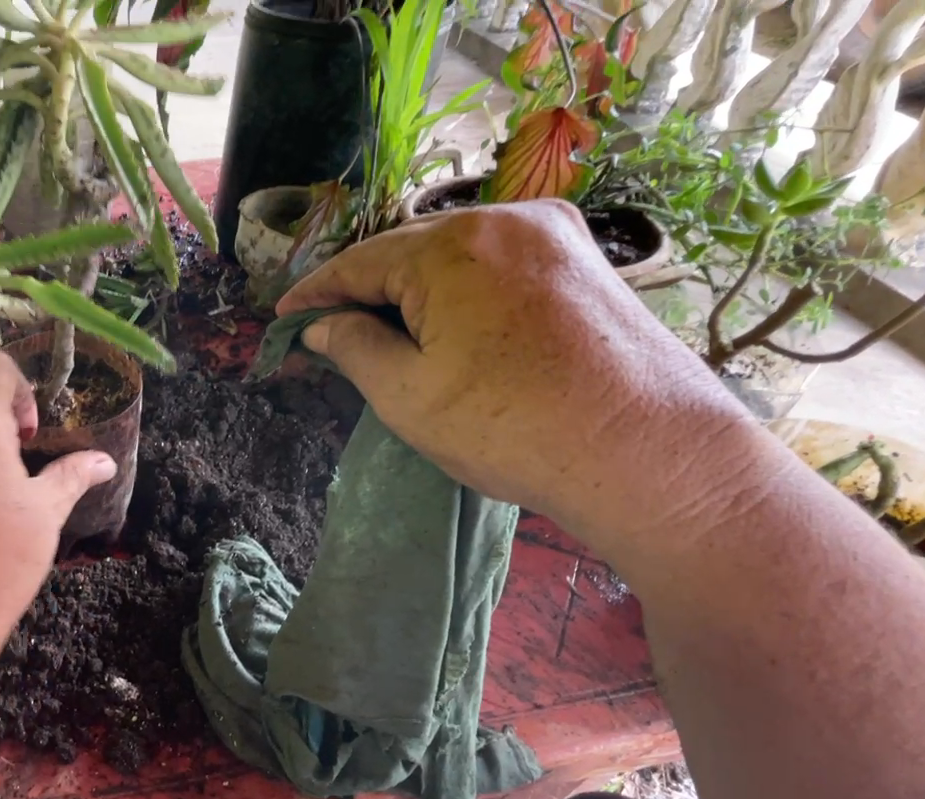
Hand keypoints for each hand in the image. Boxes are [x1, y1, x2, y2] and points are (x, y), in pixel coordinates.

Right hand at [275, 201, 768, 541]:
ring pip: (454, 254)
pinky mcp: (583, 260)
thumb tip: (321, 327)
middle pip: (407, 250)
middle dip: (361, 289)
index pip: (358, 263)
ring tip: (378, 328)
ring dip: (410, 288)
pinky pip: (496, 263)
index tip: (281, 319)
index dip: (313, 293)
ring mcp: (554, 234)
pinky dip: (457, 288)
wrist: (643, 452)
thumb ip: (352, 348)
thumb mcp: (405, 394)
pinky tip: (442, 321)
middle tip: (324, 329)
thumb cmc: (507, 425)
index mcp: (452, 247)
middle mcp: (505, 220)